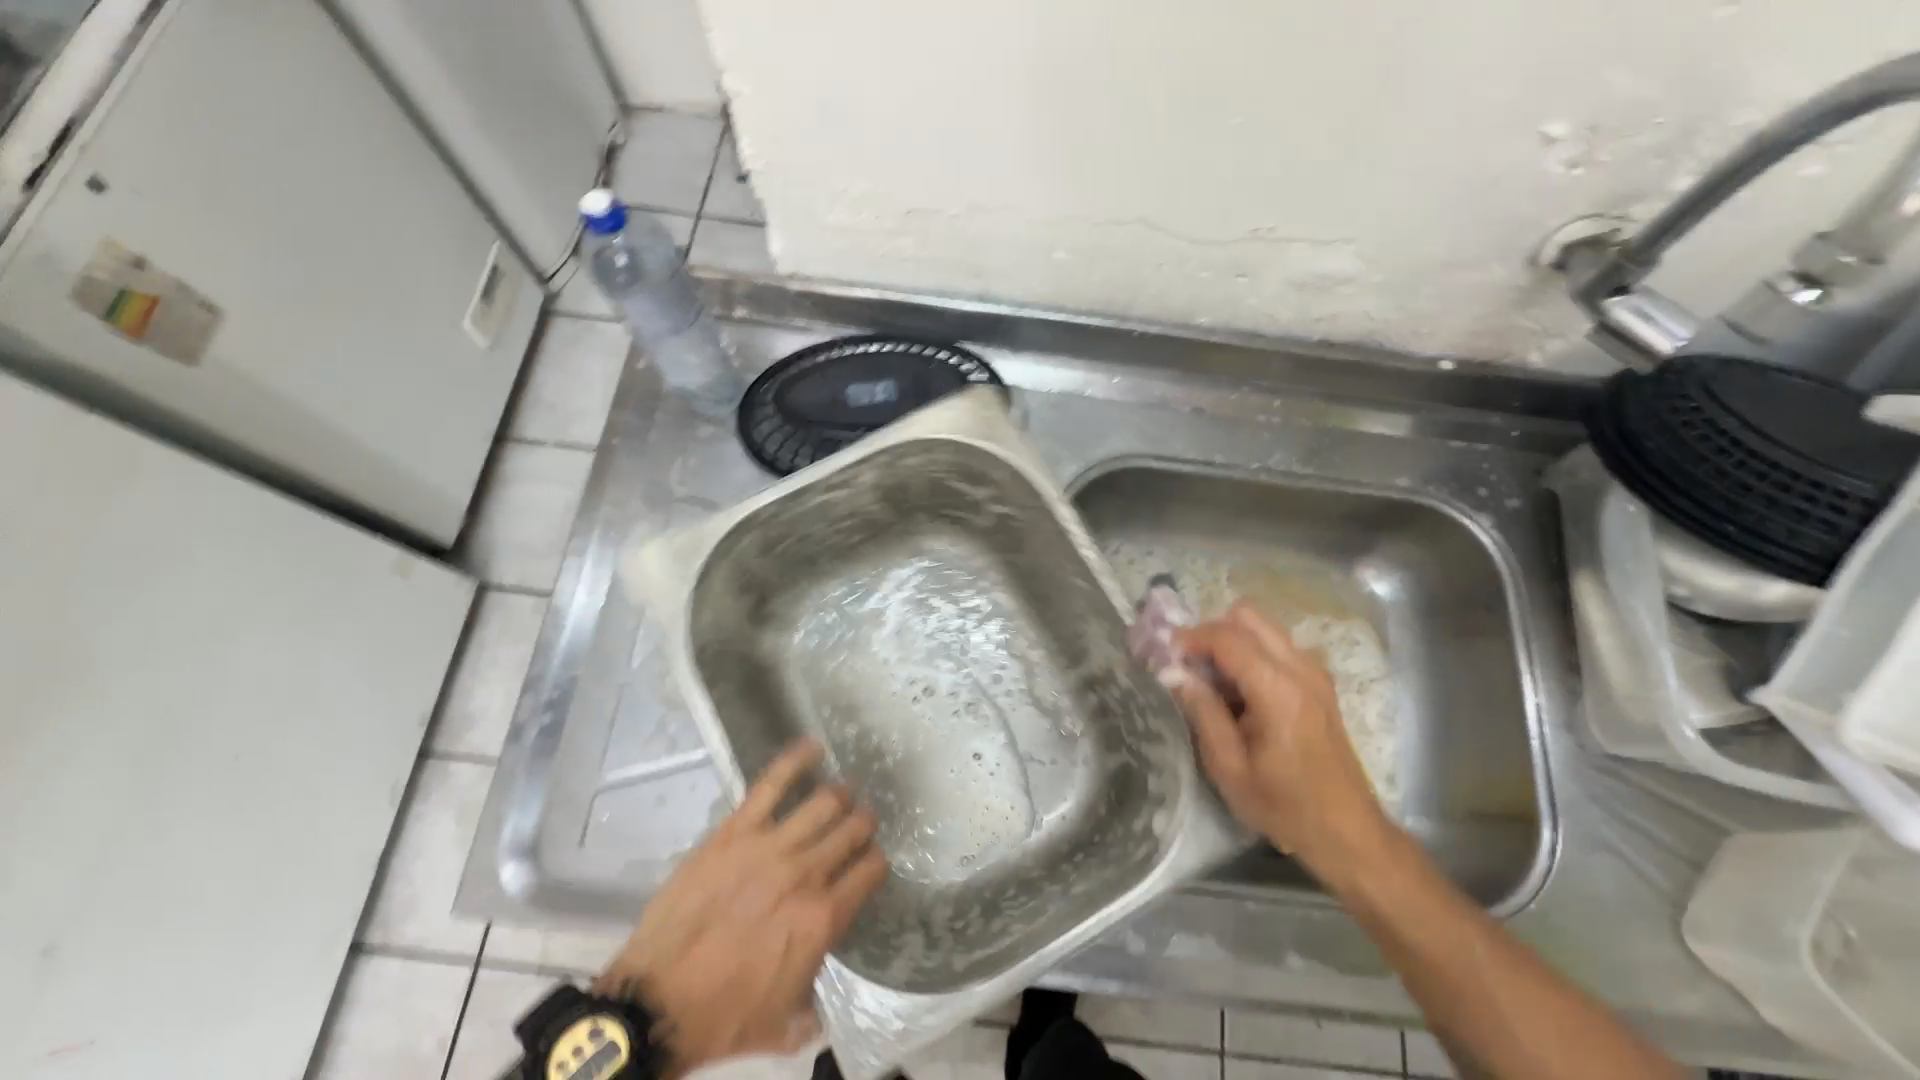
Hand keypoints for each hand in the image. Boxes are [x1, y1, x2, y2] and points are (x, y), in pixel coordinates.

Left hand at [594, 739, 887, 1075]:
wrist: (657, 1002)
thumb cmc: (724, 1017)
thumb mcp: (787, 1025)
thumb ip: (816, 1007)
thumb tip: (821, 1002)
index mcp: (824, 918)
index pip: (870, 872)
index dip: (876, 864)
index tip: (872, 862)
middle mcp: (806, 875)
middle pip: (852, 830)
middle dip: (863, 823)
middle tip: (862, 821)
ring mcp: (769, 847)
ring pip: (822, 803)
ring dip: (839, 795)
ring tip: (843, 791)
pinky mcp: (733, 832)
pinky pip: (770, 785)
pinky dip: (795, 760)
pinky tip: (812, 745)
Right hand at [1172, 604, 1397, 885]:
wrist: (1346, 831)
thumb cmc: (1283, 806)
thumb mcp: (1229, 767)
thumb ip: (1202, 712)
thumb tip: (1173, 674)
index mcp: (1278, 690)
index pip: (1227, 637)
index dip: (1190, 638)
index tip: (1164, 656)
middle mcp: (1301, 669)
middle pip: (1248, 617)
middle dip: (1211, 633)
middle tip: (1187, 666)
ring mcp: (1315, 674)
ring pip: (1263, 629)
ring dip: (1231, 643)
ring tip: (1210, 683)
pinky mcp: (1319, 684)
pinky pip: (1277, 648)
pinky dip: (1251, 655)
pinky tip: (1238, 695)